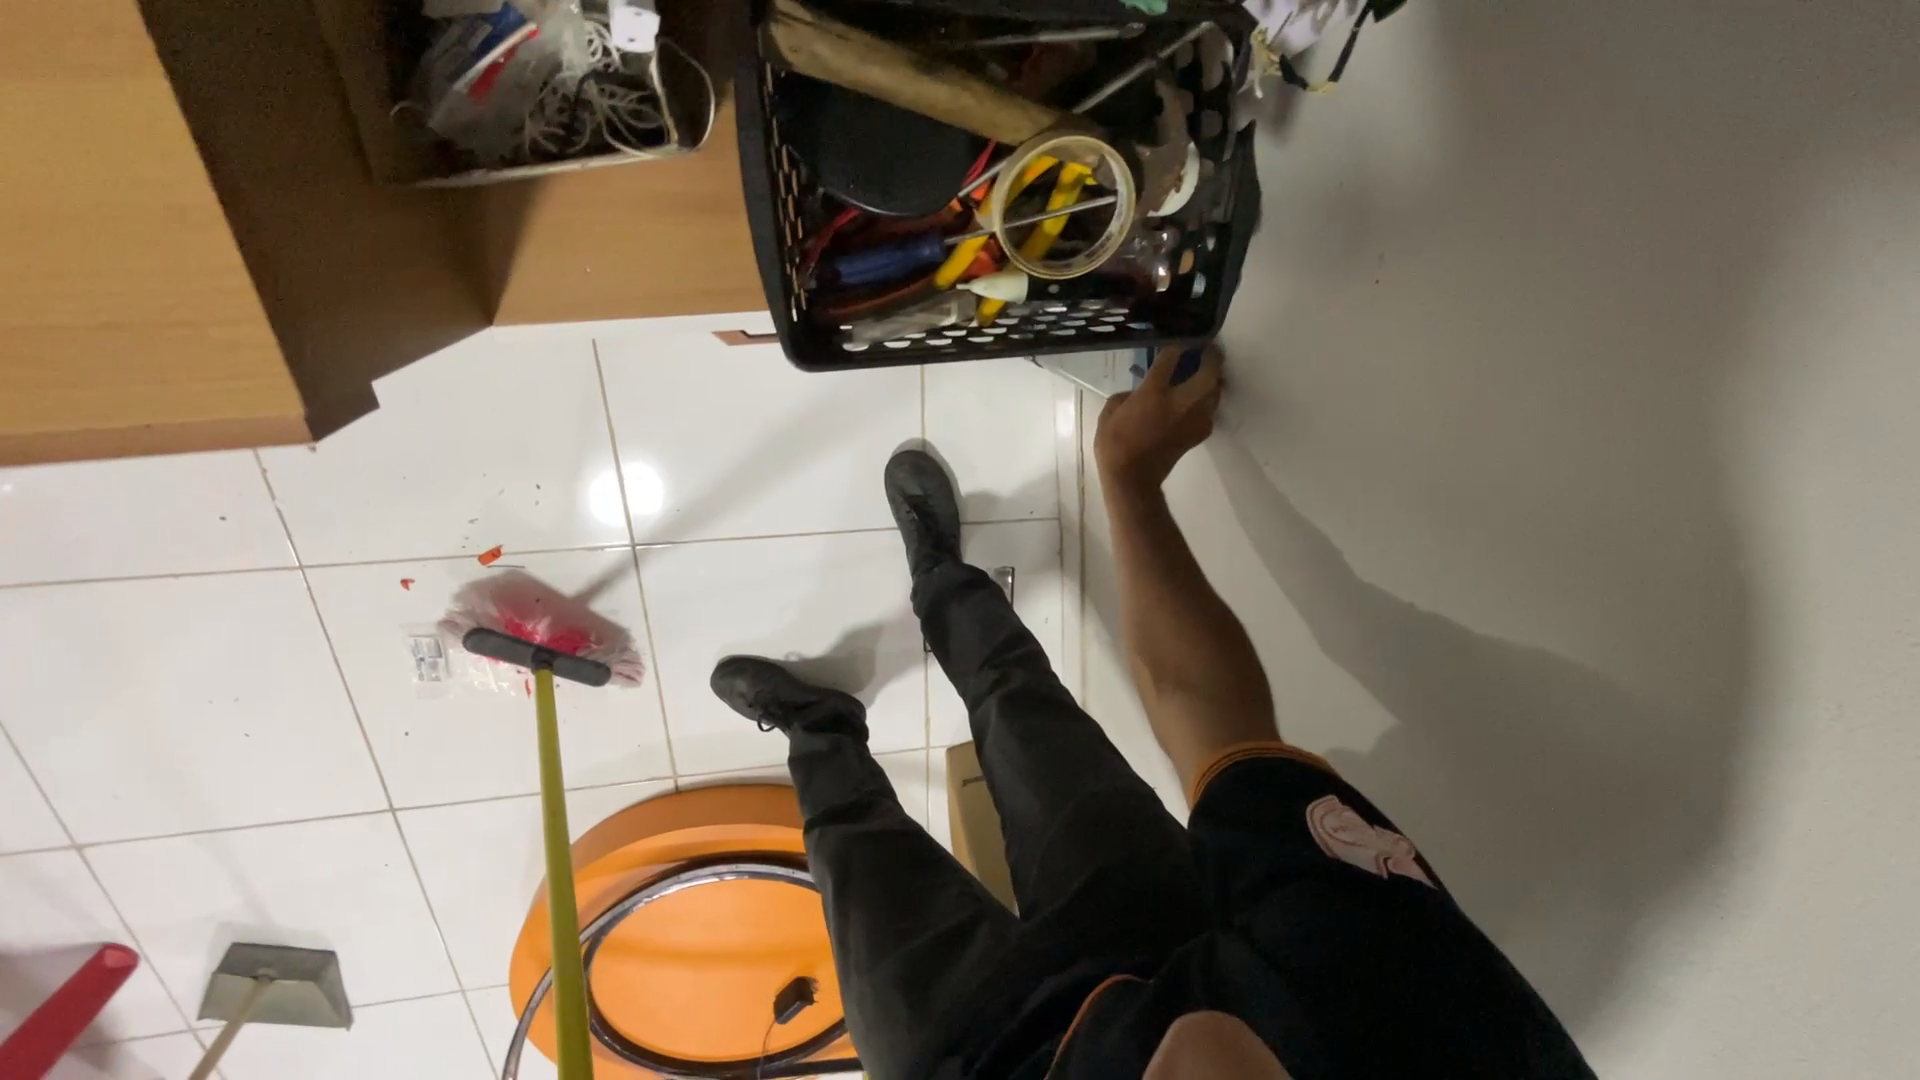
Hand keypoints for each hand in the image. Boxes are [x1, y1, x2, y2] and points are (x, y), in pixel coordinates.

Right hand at [1095, 344, 1224, 491]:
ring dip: (1212, 379)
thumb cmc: (1114, 445)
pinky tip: (1195, 399)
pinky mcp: (1199, 433)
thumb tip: (1140, 391)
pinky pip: (1210, 410)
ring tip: (1203, 373)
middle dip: (1211, 357)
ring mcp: (1194, 418)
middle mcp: (1180, 401)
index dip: (1179, 342)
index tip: (1181, 337)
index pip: (1173, 356)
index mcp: (1154, 393)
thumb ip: (1128, 394)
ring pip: (1215, 390)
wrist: (1132, 479)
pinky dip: (1206, 401)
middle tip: (1206, 349)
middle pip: (1210, 371)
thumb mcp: (1110, 411)